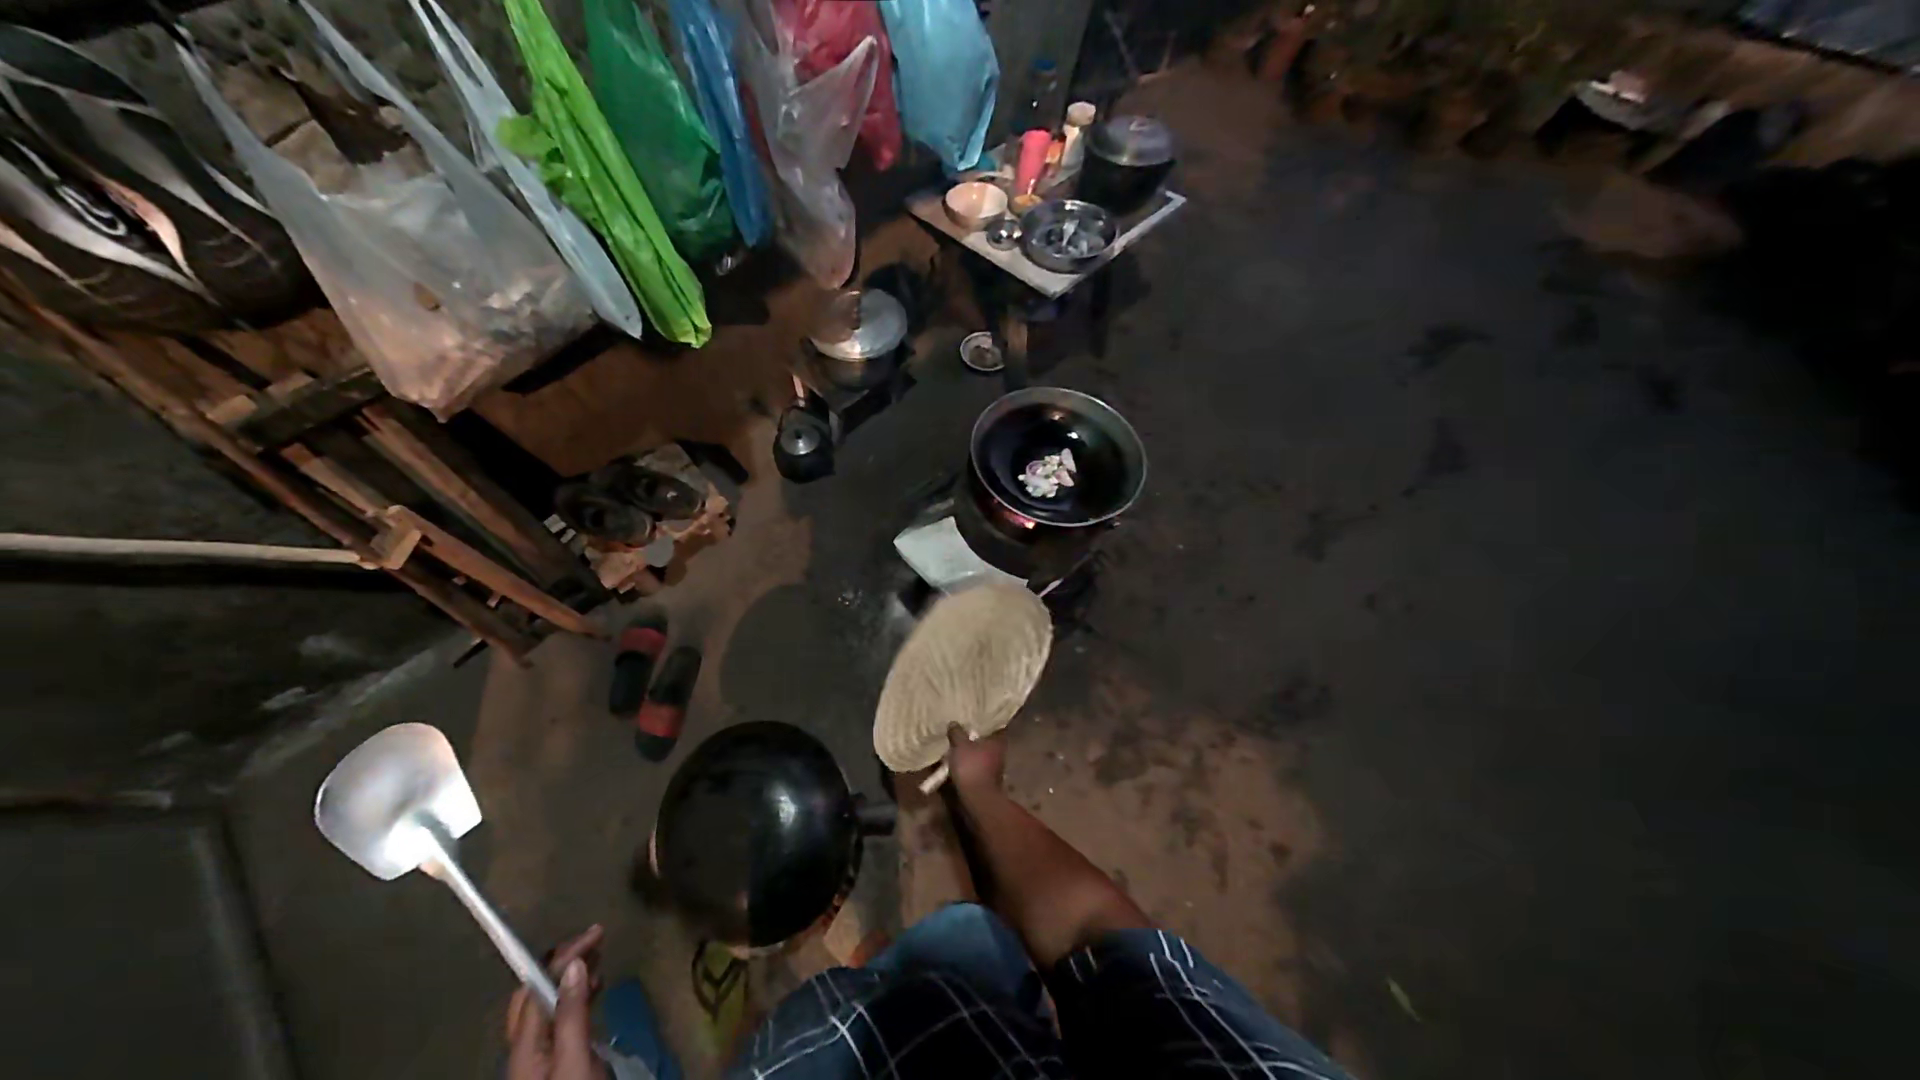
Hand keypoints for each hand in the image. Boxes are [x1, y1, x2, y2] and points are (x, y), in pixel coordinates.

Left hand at [506, 925, 607, 1079]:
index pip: (537, 987)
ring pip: (544, 1006)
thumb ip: (572, 1013)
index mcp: (524, 1046)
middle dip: (562, 962)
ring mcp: (535, 1059)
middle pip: (532, 995)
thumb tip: (574, 964)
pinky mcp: (549, 1065)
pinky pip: (556, 1020)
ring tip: (600, 962)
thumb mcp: (576, 1061)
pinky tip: (593, 995)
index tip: (597, 934)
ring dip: (569, 977)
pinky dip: (574, 998)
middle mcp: (523, 1049)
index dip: (564, 955)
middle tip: (597, 942)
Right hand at [946, 725, 1006, 792]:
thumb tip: (954, 723)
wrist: (977, 797)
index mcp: (997, 740)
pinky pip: (980, 766)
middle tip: (964, 732)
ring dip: (975, 752)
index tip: (975, 719)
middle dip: (978, 737)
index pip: (996, 725)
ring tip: (960, 747)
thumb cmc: (971, 766)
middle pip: (989, 740)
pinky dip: (973, 763)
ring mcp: (997, 767)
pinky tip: (962, 763)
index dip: (986, 722)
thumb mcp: (960, 746)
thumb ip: (957, 733)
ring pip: (984, 754)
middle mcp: (1001, 752)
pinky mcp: (990, 779)